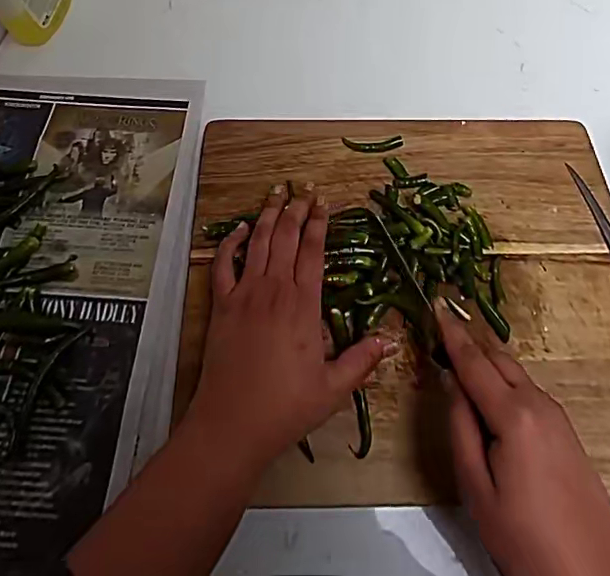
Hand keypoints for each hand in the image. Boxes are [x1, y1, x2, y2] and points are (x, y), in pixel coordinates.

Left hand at [185, 184, 392, 472]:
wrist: (234, 419)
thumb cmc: (286, 406)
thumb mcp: (334, 388)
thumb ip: (362, 361)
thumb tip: (389, 339)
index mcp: (302, 305)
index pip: (313, 252)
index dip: (319, 223)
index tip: (324, 203)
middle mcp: (273, 290)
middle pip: (286, 238)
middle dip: (297, 210)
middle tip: (304, 190)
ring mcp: (244, 293)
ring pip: (258, 243)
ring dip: (268, 215)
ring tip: (276, 194)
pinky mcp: (221, 303)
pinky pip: (223, 263)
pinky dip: (230, 242)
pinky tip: (239, 229)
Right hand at [435, 303, 609, 575]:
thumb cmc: (529, 542)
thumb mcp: (476, 484)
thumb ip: (459, 426)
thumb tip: (450, 384)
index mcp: (515, 416)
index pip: (473, 361)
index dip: (451, 332)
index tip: (436, 306)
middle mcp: (542, 410)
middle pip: (499, 359)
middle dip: (470, 341)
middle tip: (442, 326)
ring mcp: (561, 424)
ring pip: (515, 376)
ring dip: (487, 362)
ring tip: (459, 358)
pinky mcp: (569, 440)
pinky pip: (529, 395)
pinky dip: (505, 382)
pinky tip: (490, 394)